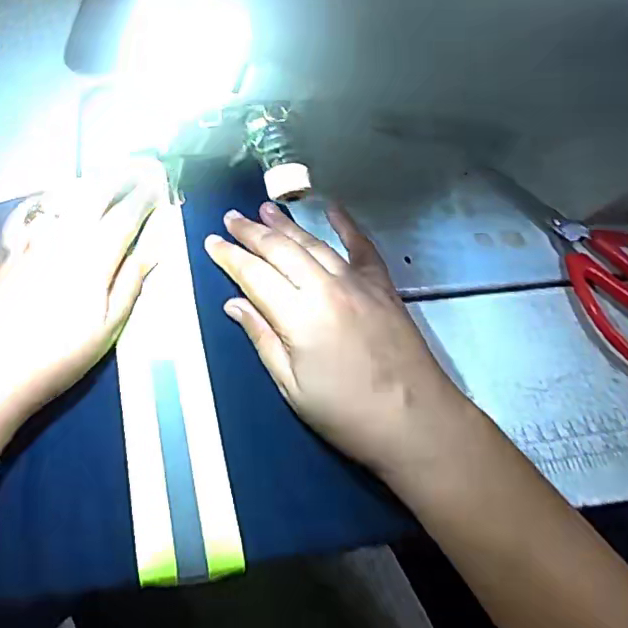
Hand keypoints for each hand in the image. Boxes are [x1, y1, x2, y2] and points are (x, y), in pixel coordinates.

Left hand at [0, 164, 161, 452]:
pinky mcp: (5, 245)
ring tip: (111, 175)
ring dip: (93, 179)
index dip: (148, 195)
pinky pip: (30, 207)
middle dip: (125, 176)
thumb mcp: (107, 328)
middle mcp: (64, 235)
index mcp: (94, 255)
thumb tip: (154, 246)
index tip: (164, 183)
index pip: (128, 212)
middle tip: (145, 168)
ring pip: (66, 193)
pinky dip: (49, 194)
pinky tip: (56, 195)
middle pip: (98, 191)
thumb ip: (132, 280)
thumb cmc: (54, 358)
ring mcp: (31, 237)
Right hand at [204, 200, 476, 481]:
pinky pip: (360, 245)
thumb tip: (234, 303)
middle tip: (231, 218)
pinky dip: (345, 224)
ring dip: (287, 225)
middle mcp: (325, 288)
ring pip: (314, 244)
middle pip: (281, 251)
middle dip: (252, 232)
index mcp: (299, 316)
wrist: (415, 419)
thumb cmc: (347, 414)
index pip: (255, 276)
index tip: (211, 242)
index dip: (230, 257)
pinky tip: (332, 208)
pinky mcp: (382, 284)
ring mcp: (357, 282)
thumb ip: (263, 339)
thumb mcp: (293, 387)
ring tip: (265, 209)